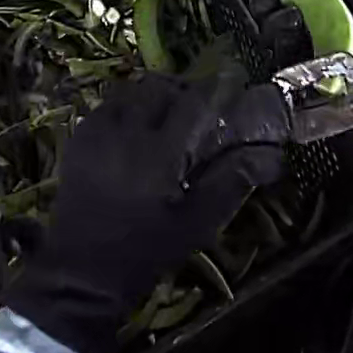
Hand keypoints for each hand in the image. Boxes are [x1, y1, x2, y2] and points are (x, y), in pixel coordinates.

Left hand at [1, 73, 284, 352]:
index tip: (236, 79)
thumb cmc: (148, 249)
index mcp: (158, 154)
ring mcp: (97, 133)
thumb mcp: (199, 221)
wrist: (82, 273)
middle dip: (184, 89)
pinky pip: (110, 105)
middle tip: (200, 104)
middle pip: (162, 87)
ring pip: (133, 91)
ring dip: (157, 96)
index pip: (195, 102)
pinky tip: (139, 128)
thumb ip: (234, 180)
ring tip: (170, 114)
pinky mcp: (79, 138)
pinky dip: (130, 107)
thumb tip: (272, 154)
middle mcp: (125, 133)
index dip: (218, 86)